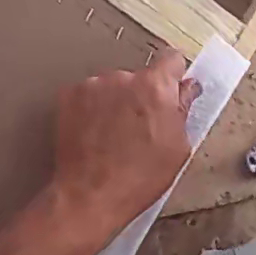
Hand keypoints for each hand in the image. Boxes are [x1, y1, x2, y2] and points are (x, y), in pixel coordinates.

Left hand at [49, 49, 200, 234]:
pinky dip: (93, 110)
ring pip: (113, 87)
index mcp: (156, 87)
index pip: (172, 59)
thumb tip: (186, 90)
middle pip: (140, 77)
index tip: (172, 90)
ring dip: (116, 103)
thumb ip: (183, 110)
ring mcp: (93, 86)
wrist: (90, 195)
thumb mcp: (177, 148)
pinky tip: (96, 136)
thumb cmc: (138, 177)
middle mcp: (123, 78)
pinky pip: (90, 95)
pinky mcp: (69, 96)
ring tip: (115, 138)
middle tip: (142, 129)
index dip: (174, 76)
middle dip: (142, 97)